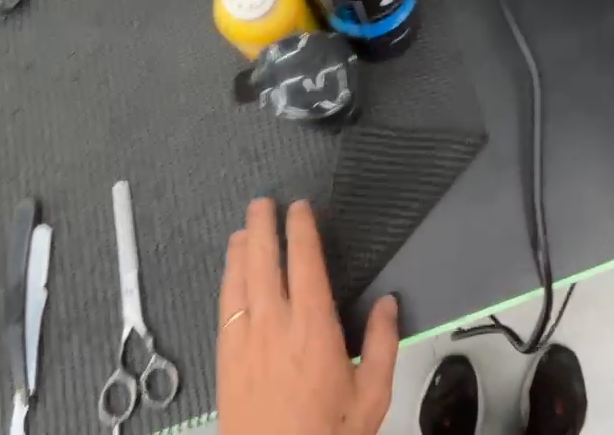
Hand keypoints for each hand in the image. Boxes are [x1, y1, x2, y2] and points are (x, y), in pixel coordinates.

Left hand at [218, 198, 400, 434]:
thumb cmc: (328, 434)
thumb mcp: (372, 396)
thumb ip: (383, 344)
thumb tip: (389, 302)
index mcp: (314, 327)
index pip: (305, 262)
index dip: (300, 229)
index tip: (300, 207)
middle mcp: (275, 324)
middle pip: (264, 261)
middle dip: (263, 226)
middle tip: (263, 202)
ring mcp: (245, 341)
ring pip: (239, 280)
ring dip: (241, 248)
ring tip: (244, 227)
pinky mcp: (226, 359)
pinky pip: (224, 307)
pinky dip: (227, 280)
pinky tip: (230, 272)